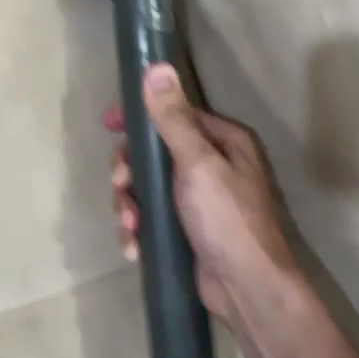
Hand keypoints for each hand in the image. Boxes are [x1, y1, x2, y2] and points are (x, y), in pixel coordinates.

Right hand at [107, 64, 295, 328]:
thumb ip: (173, 117)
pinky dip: (139, 228)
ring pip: (148, 186)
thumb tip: (157, 67)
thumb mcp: (196, 163)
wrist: (248, 290)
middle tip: (120, 185)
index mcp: (223, 141)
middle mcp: (214, 164)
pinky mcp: (188, 229)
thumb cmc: (227, 219)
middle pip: (154, 151)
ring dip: (130, 203)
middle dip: (129, 170)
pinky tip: (134, 246)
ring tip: (130, 224)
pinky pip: (153, 216)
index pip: (173, 114)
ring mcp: (200, 199)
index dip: (139, 118)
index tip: (109, 125)